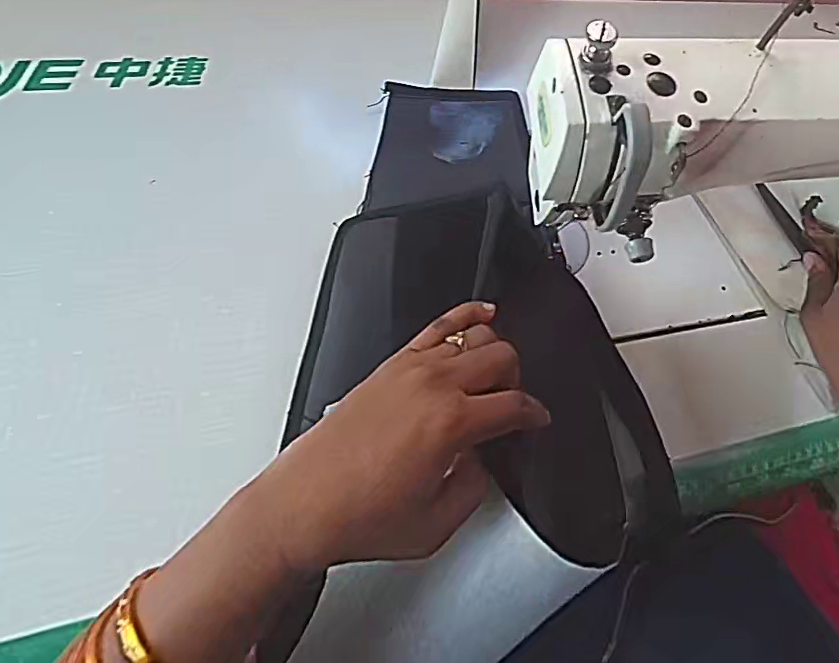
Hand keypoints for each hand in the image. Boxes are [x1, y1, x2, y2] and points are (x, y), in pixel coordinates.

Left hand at [249, 301, 551, 571]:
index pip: (514, 404)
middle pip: (503, 357)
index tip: (536, 419)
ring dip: (497, 350)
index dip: (534, 414)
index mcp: (451, 423)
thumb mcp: (435, 524)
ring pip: (478, 334)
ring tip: (498, 372)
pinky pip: (441, 323)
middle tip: (513, 401)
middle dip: (518, 380)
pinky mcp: (394, 362)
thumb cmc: (356, 514)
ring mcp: (413, 367)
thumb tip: (483, 459)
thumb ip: (476, 485)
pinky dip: (468, 313)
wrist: (302, 505)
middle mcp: (434, 385)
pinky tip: (482, 314)